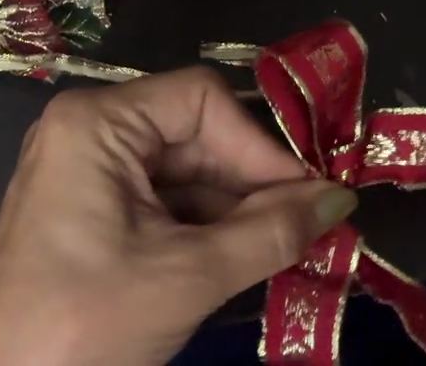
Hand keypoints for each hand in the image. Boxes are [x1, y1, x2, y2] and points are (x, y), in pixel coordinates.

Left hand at [0, 68, 356, 365]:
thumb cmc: (85, 326)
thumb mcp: (186, 277)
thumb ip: (269, 232)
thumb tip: (339, 199)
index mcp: (97, 121)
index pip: (199, 99)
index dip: (257, 143)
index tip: (308, 194)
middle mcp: (89, 127)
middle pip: (191, 130)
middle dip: (248, 179)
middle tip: (308, 224)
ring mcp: (85, 165)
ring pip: (180, 166)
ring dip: (232, 204)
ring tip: (286, 243)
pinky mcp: (88, 203)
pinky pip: (159, 195)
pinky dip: (201, 221)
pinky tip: (243, 251)